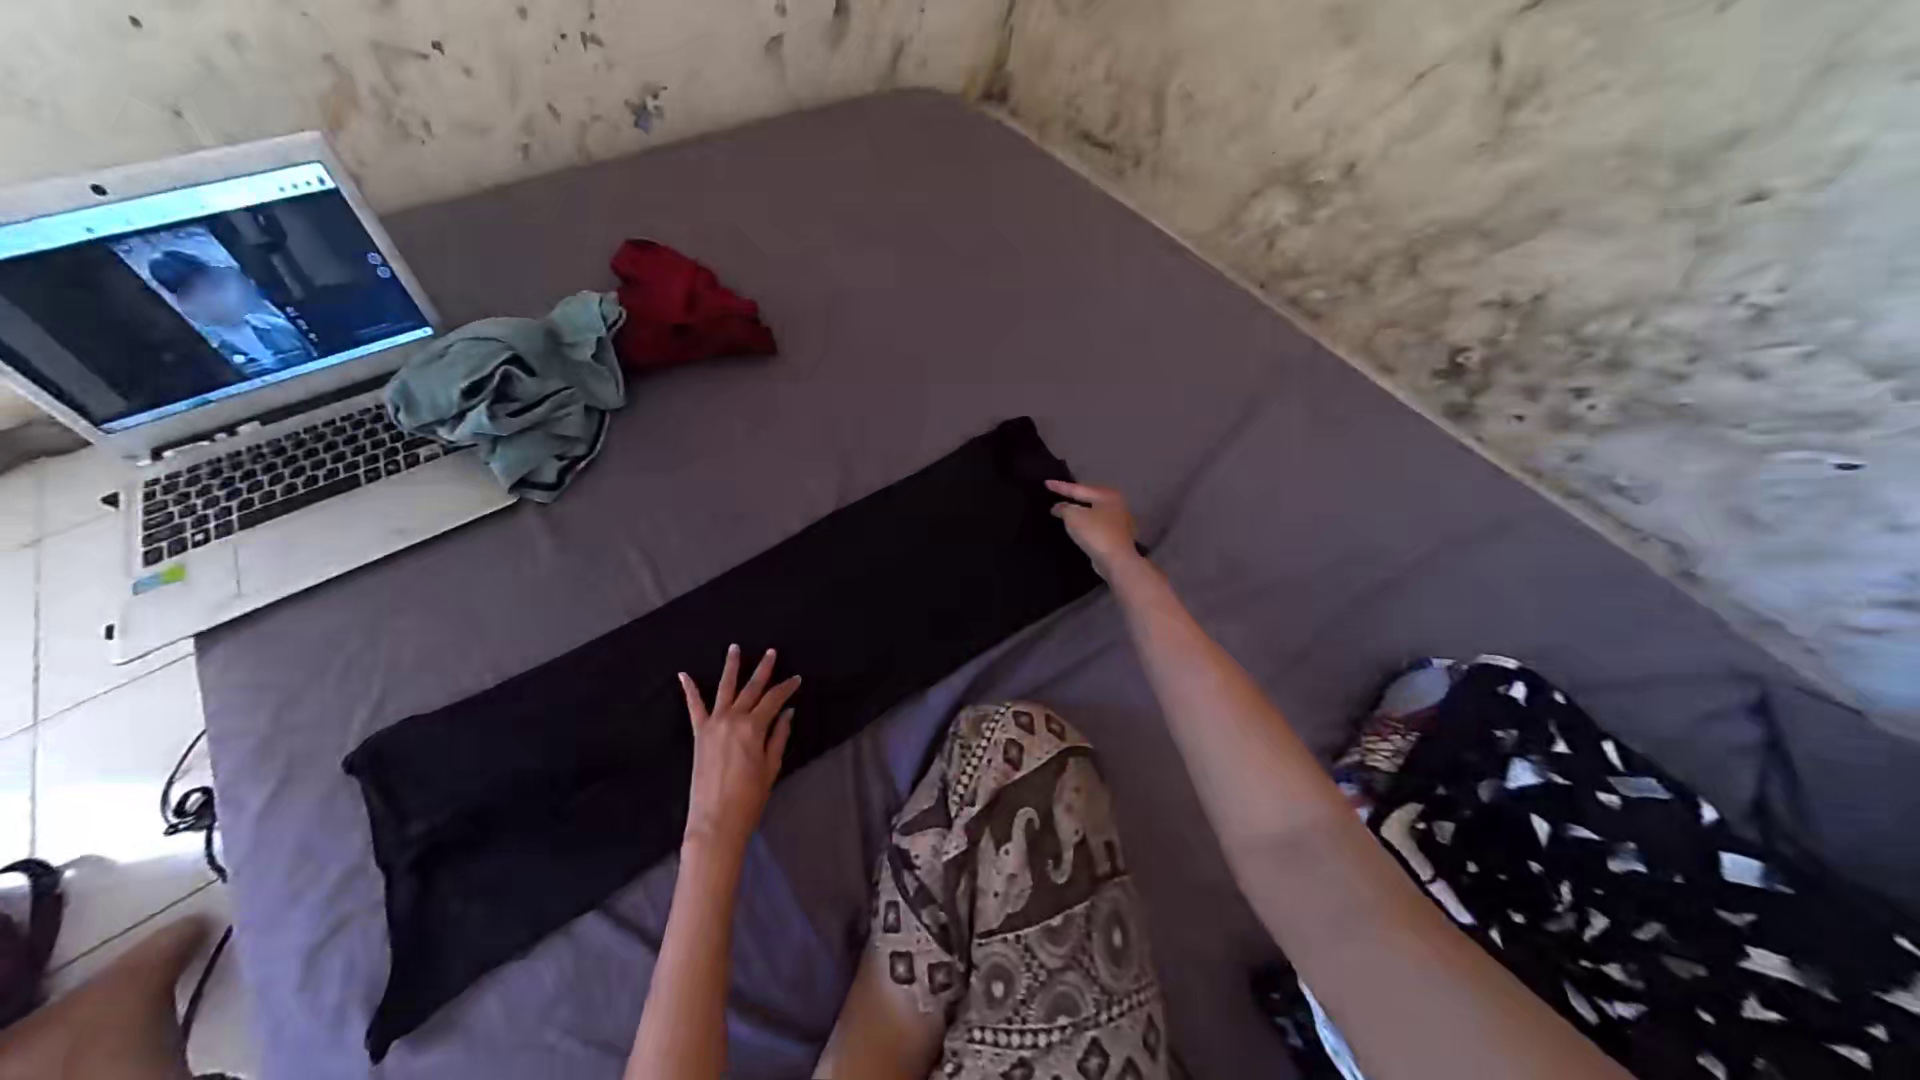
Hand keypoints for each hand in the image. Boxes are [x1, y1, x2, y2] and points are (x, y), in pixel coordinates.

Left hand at [678, 645, 798, 852]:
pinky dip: (689, 690)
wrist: (715, 821)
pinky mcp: (699, 734)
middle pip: (751, 688)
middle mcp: (733, 719)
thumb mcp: (771, 767)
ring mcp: (713, 725)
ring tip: (734, 648)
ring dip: (731, 667)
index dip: (787, 688)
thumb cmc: (750, 797)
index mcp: (754, 727)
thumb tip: (787, 713)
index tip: (797, 679)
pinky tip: (684, 675)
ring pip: (724, 689)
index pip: (774, 699)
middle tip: (771, 652)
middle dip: (763, 669)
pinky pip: (694, 708)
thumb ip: (778, 736)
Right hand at [1046, 479, 1143, 580]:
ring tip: (1065, 509)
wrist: (1117, 560)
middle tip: (1057, 493)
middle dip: (1073, 497)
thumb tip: (1058, 507)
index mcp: (1107, 495)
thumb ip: (1063, 508)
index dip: (1060, 487)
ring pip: (1093, 511)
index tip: (1046, 482)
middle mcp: (1116, 504)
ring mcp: (1119, 520)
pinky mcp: (1117, 535)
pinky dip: (1086, 523)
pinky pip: (1097, 524)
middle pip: (1089, 498)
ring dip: (1079, 511)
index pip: (1078, 489)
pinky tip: (1078, 526)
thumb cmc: (1095, 534)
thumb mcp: (1073, 517)